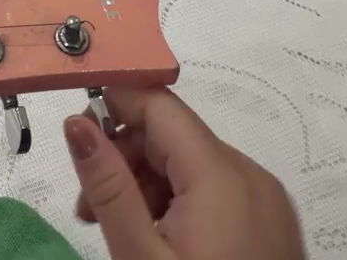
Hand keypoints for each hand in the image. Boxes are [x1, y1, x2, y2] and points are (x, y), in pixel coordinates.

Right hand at [63, 87, 306, 259]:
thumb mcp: (140, 256)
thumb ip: (106, 183)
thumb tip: (75, 120)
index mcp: (222, 174)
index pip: (157, 104)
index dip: (112, 103)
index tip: (75, 132)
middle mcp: (251, 175)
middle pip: (170, 135)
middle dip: (122, 158)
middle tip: (87, 208)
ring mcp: (266, 203)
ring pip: (188, 163)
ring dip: (144, 184)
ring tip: (115, 229)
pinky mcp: (271, 227)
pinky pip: (212, 191)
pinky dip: (176, 203)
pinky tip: (156, 241)